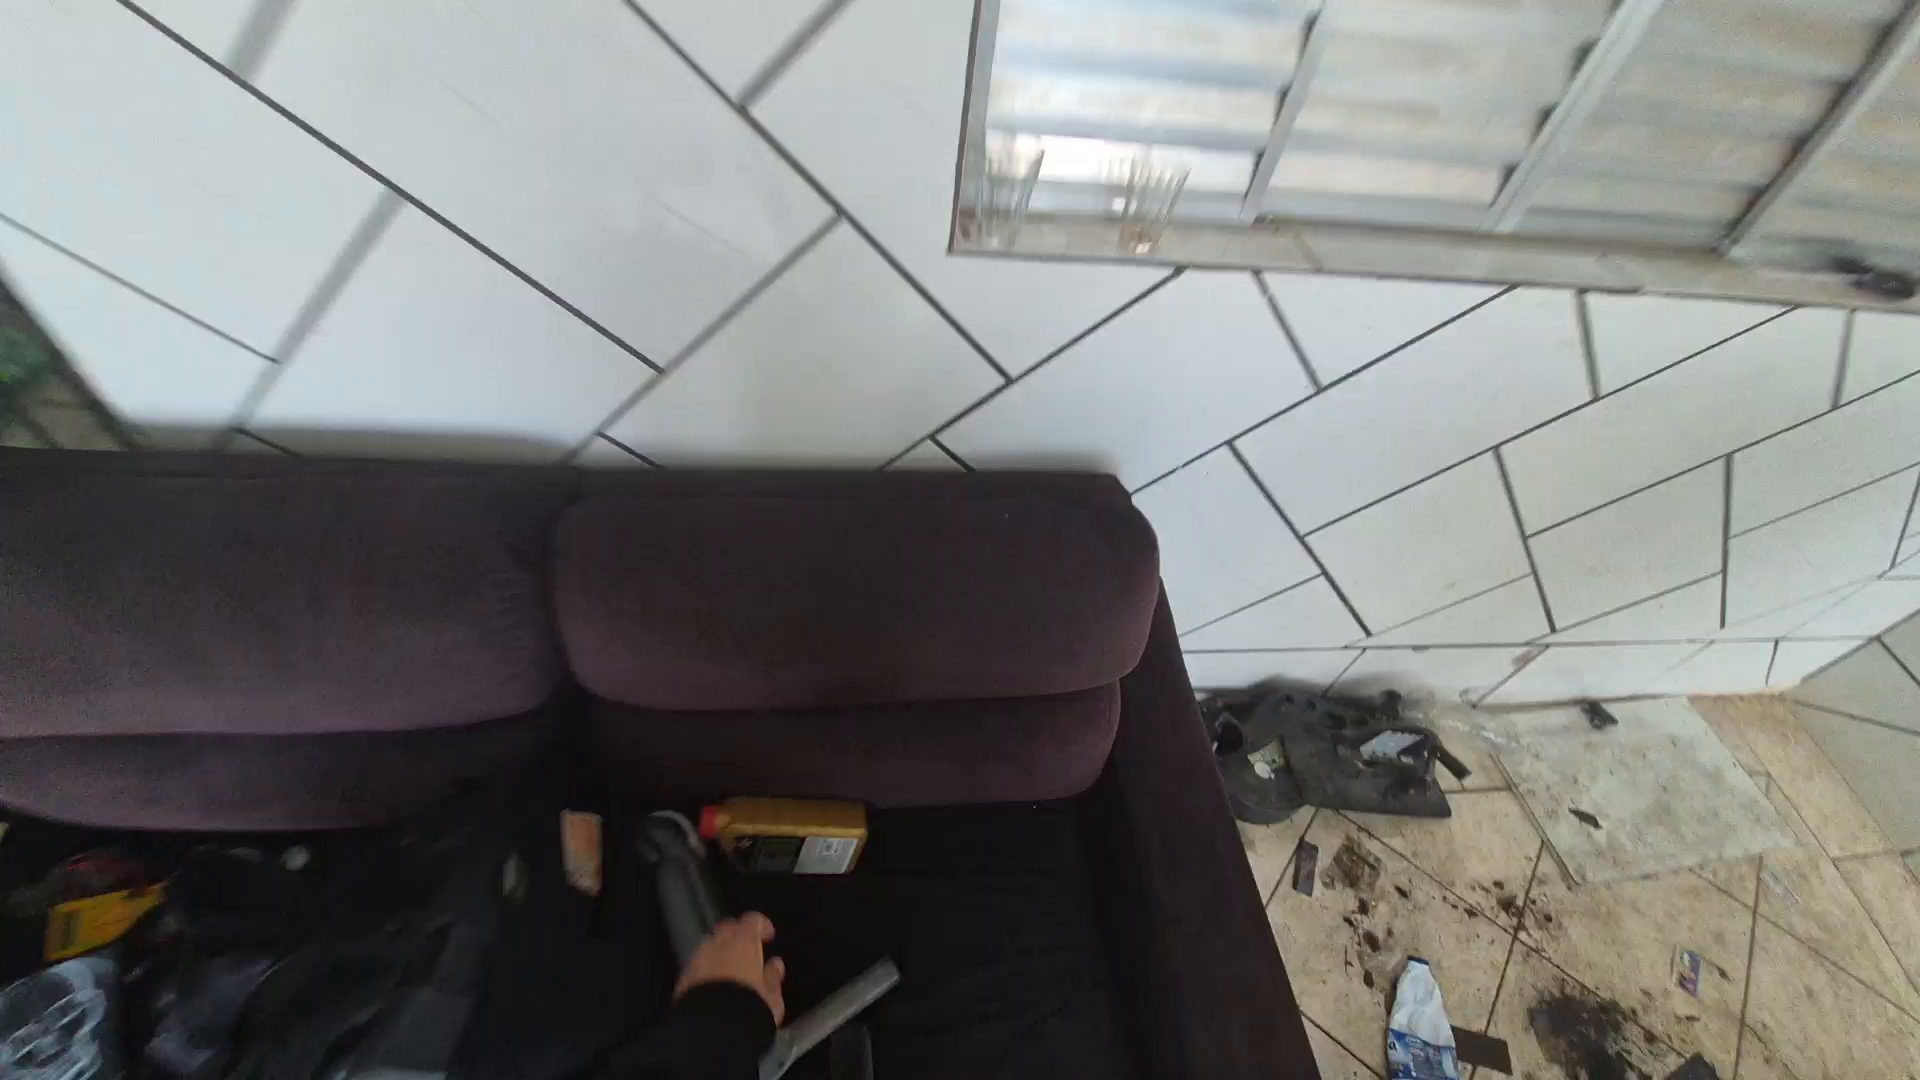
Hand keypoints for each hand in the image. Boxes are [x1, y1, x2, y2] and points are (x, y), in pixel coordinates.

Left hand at [674, 912, 786, 1024]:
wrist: (708, 1034)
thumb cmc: (748, 1009)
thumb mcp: (771, 997)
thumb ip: (773, 977)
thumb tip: (774, 965)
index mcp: (744, 942)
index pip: (753, 920)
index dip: (762, 925)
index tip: (768, 937)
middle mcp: (719, 945)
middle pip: (728, 928)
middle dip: (737, 934)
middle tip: (746, 949)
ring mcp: (697, 960)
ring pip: (710, 946)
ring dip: (719, 952)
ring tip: (728, 968)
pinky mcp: (682, 979)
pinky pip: (697, 966)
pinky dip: (706, 969)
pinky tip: (711, 985)